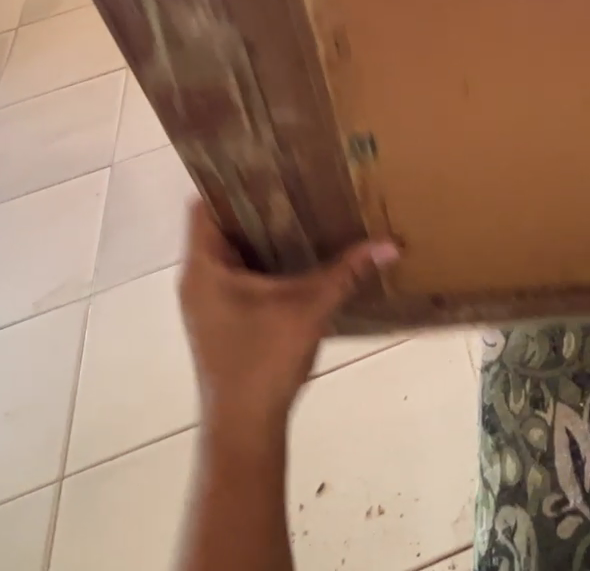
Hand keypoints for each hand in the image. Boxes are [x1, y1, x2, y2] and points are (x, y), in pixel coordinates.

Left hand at [178, 200, 398, 451]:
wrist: (244, 428)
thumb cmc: (264, 359)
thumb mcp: (311, 307)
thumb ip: (348, 271)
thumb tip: (392, 242)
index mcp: (204, 268)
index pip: (204, 207)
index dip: (229, 181)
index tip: (265, 162)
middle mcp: (197, 281)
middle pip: (220, 227)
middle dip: (256, 205)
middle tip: (296, 180)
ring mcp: (207, 304)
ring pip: (230, 254)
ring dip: (261, 236)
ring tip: (302, 211)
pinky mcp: (221, 321)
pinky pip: (238, 276)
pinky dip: (263, 262)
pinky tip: (299, 258)